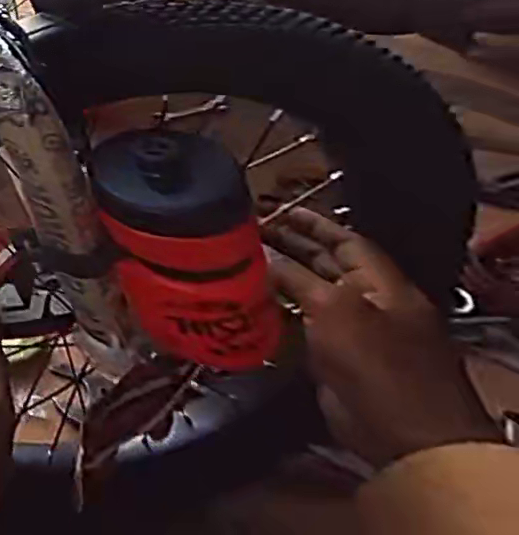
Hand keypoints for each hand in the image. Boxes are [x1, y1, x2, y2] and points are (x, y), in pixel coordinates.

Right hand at [265, 210, 500, 466]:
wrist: (405, 433)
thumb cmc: (378, 362)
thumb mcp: (334, 307)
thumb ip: (293, 274)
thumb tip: (256, 251)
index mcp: (386, 289)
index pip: (350, 243)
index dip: (314, 224)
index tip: (278, 208)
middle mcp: (373, 305)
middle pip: (328, 264)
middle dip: (289, 244)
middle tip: (245, 228)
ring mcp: (354, 331)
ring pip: (309, 290)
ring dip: (275, 273)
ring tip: (234, 256)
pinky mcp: (334, 352)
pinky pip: (299, 317)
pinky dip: (273, 303)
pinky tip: (244, 294)